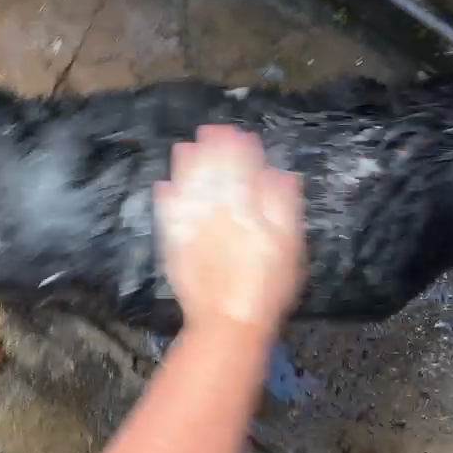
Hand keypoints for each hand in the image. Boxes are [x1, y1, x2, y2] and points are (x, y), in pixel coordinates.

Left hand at [154, 125, 305, 340]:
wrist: (230, 323)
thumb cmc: (268, 287)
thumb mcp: (288, 246)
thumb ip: (283, 207)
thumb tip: (279, 173)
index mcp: (246, 210)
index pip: (242, 172)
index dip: (239, 150)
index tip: (238, 133)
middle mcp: (217, 213)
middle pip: (213, 175)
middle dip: (212, 151)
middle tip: (209, 129)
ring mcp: (193, 229)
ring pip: (188, 189)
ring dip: (186, 167)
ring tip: (184, 148)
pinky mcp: (175, 246)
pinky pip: (168, 216)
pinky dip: (166, 200)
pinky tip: (163, 186)